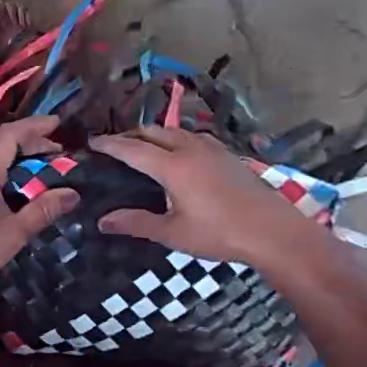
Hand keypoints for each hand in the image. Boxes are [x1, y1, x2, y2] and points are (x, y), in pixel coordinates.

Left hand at [0, 117, 79, 291]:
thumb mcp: (17, 230)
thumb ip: (44, 209)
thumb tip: (72, 194)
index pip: (9, 135)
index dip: (34, 126)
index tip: (58, 124)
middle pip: (1, 144)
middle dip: (31, 142)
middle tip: (58, 151)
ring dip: (18, 158)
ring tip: (43, 167)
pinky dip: (6, 171)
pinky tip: (18, 186)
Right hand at [89, 125, 325, 270]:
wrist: (274, 232)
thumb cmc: (219, 234)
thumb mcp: (172, 233)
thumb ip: (136, 223)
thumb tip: (102, 221)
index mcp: (173, 167)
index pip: (132, 149)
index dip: (110, 145)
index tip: (92, 142)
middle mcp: (191, 150)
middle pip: (154, 132)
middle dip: (130, 135)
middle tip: (113, 145)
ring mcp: (213, 150)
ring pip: (176, 131)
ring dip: (154, 135)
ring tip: (142, 146)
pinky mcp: (228, 156)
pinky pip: (194, 138)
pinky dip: (176, 139)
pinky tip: (179, 152)